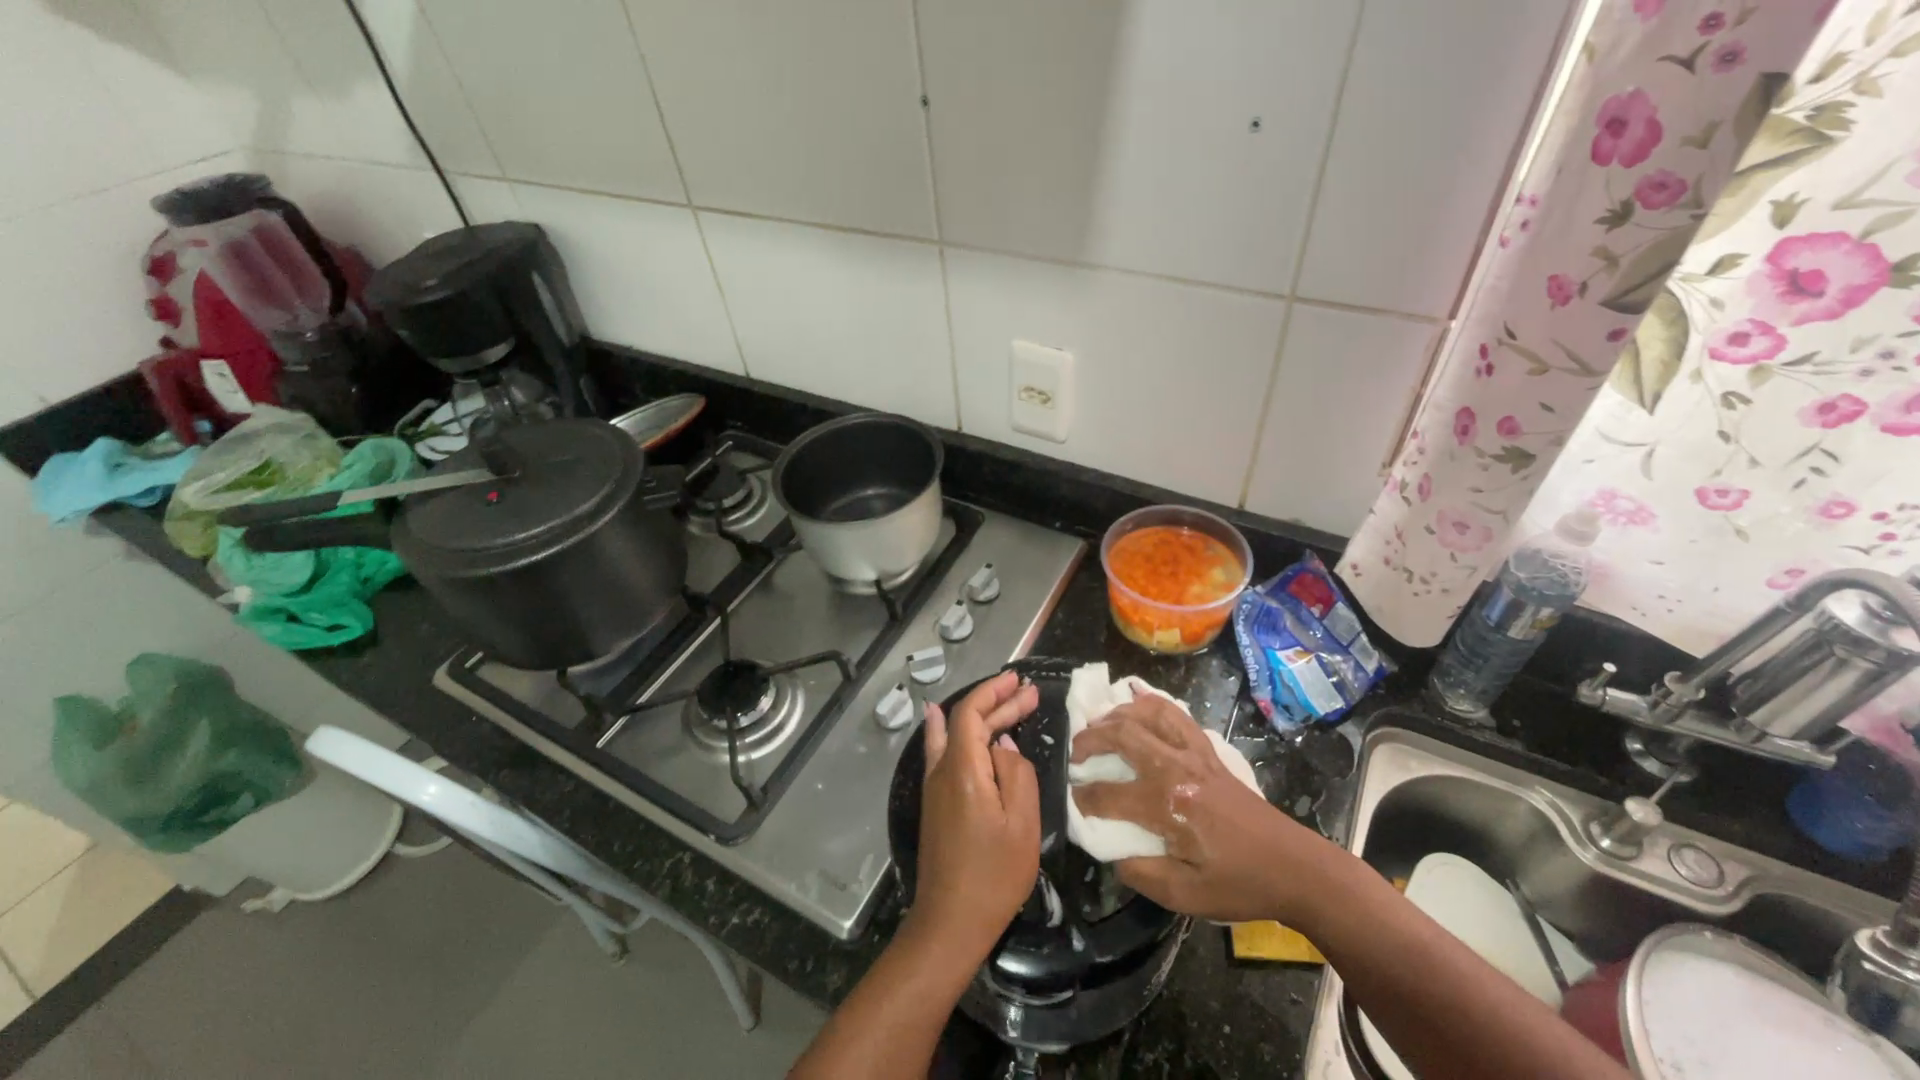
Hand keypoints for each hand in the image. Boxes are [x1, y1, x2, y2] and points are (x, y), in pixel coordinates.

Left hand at [912, 670, 1041, 954]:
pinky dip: (955, 734)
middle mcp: (941, 772)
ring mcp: (935, 789)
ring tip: (1010, 704)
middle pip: (963, 723)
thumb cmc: (994, 874)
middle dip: (997, 704)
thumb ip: (1017, 774)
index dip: (994, 692)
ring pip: (954, 738)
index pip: (970, 713)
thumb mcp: (1022, 823)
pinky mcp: (936, 805)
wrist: (951, 920)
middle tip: (1030, 693)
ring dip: (983, 720)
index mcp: (963, 770)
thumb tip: (1005, 747)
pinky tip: (941, 720)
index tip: (1021, 680)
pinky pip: (944, 754)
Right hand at [1070, 696, 1326, 923]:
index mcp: (1167, 805)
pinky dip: (1153, 705)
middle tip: (1075, 754)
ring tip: (1101, 724)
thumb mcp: (1184, 896)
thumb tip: (1114, 854)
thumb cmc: (1240, 884)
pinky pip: (1177, 716)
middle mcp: (1177, 769)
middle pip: (1123, 735)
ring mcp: (1197, 755)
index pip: (1108, 795)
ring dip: (1120, 714)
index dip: (1083, 799)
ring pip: (1151, 713)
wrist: (1295, 867)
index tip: (1073, 804)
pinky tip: (1139, 705)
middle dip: (1090, 740)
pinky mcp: (1211, 754)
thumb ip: (1141, 873)